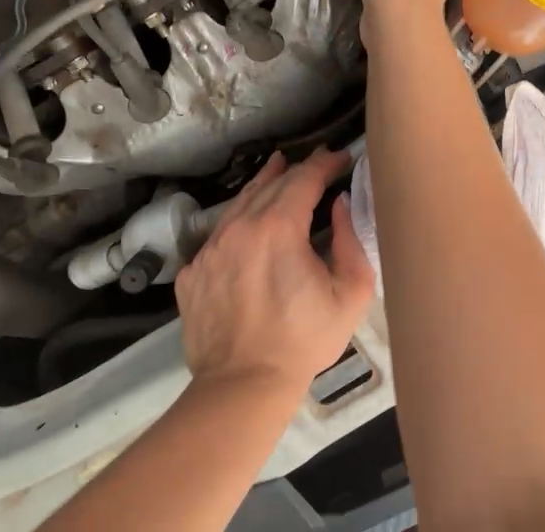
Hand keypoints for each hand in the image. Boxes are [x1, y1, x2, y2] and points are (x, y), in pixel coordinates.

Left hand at [174, 150, 373, 392]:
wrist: (242, 385)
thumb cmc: (304, 340)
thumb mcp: (351, 292)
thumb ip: (351, 239)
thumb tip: (340, 204)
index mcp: (278, 227)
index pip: (304, 179)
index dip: (325, 164)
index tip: (342, 158)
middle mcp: (239, 228)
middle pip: (270, 185)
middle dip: (297, 170)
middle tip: (317, 163)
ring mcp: (210, 250)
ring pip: (239, 204)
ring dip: (263, 186)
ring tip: (277, 170)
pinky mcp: (192, 273)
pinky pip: (219, 235)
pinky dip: (239, 222)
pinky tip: (248, 226)